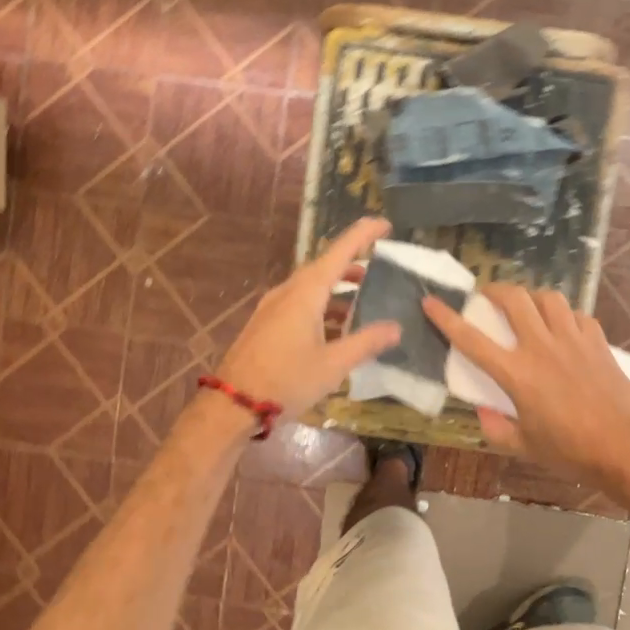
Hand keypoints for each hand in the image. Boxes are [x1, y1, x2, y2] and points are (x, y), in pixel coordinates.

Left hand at [213, 217, 401, 425]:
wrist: (233, 404)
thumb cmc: (286, 380)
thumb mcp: (333, 364)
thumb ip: (366, 342)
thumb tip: (396, 327)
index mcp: (305, 293)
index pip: (339, 252)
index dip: (363, 235)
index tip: (385, 225)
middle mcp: (287, 292)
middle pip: (323, 268)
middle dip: (351, 265)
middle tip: (377, 268)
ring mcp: (272, 308)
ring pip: (310, 288)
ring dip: (336, 289)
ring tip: (361, 300)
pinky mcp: (264, 325)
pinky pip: (298, 304)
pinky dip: (321, 306)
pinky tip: (333, 328)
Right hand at [423, 283, 629, 486]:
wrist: (625, 449)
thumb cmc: (571, 452)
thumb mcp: (524, 447)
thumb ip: (496, 427)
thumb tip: (482, 410)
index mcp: (517, 374)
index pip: (472, 340)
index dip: (446, 318)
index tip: (431, 302)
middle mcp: (541, 347)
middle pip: (514, 299)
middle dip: (495, 289)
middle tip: (487, 295)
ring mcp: (572, 341)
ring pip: (548, 298)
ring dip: (532, 297)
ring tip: (528, 307)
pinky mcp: (598, 342)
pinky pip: (578, 315)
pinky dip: (566, 315)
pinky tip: (564, 327)